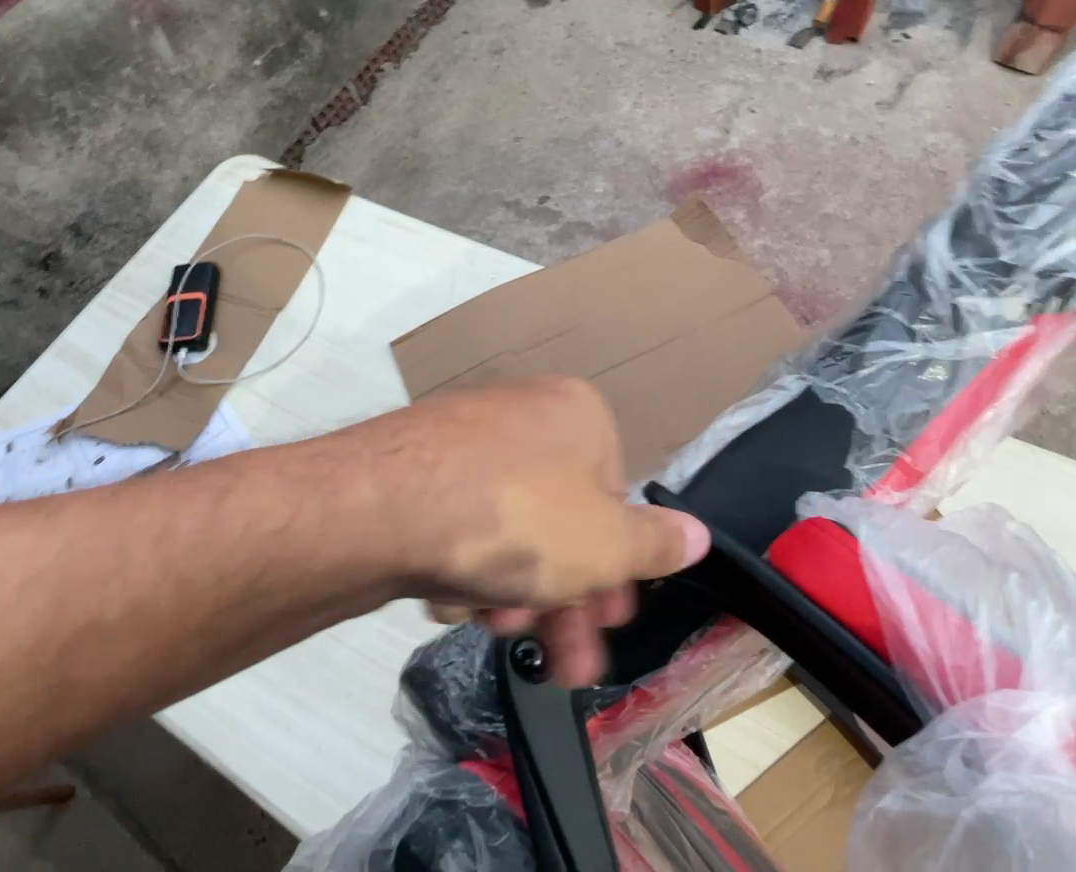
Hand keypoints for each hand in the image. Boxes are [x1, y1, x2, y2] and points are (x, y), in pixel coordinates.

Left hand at [331, 377, 710, 686]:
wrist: (379, 507)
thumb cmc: (516, 518)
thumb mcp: (607, 545)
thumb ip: (656, 545)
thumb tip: (697, 536)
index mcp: (577, 415)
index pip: (613, 497)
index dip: (614, 568)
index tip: (607, 619)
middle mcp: (520, 416)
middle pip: (557, 520)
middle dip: (562, 597)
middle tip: (564, 661)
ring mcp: (461, 440)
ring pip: (506, 530)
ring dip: (511, 590)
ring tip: (494, 628)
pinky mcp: (412, 469)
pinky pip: (456, 524)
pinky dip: (461, 566)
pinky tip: (449, 600)